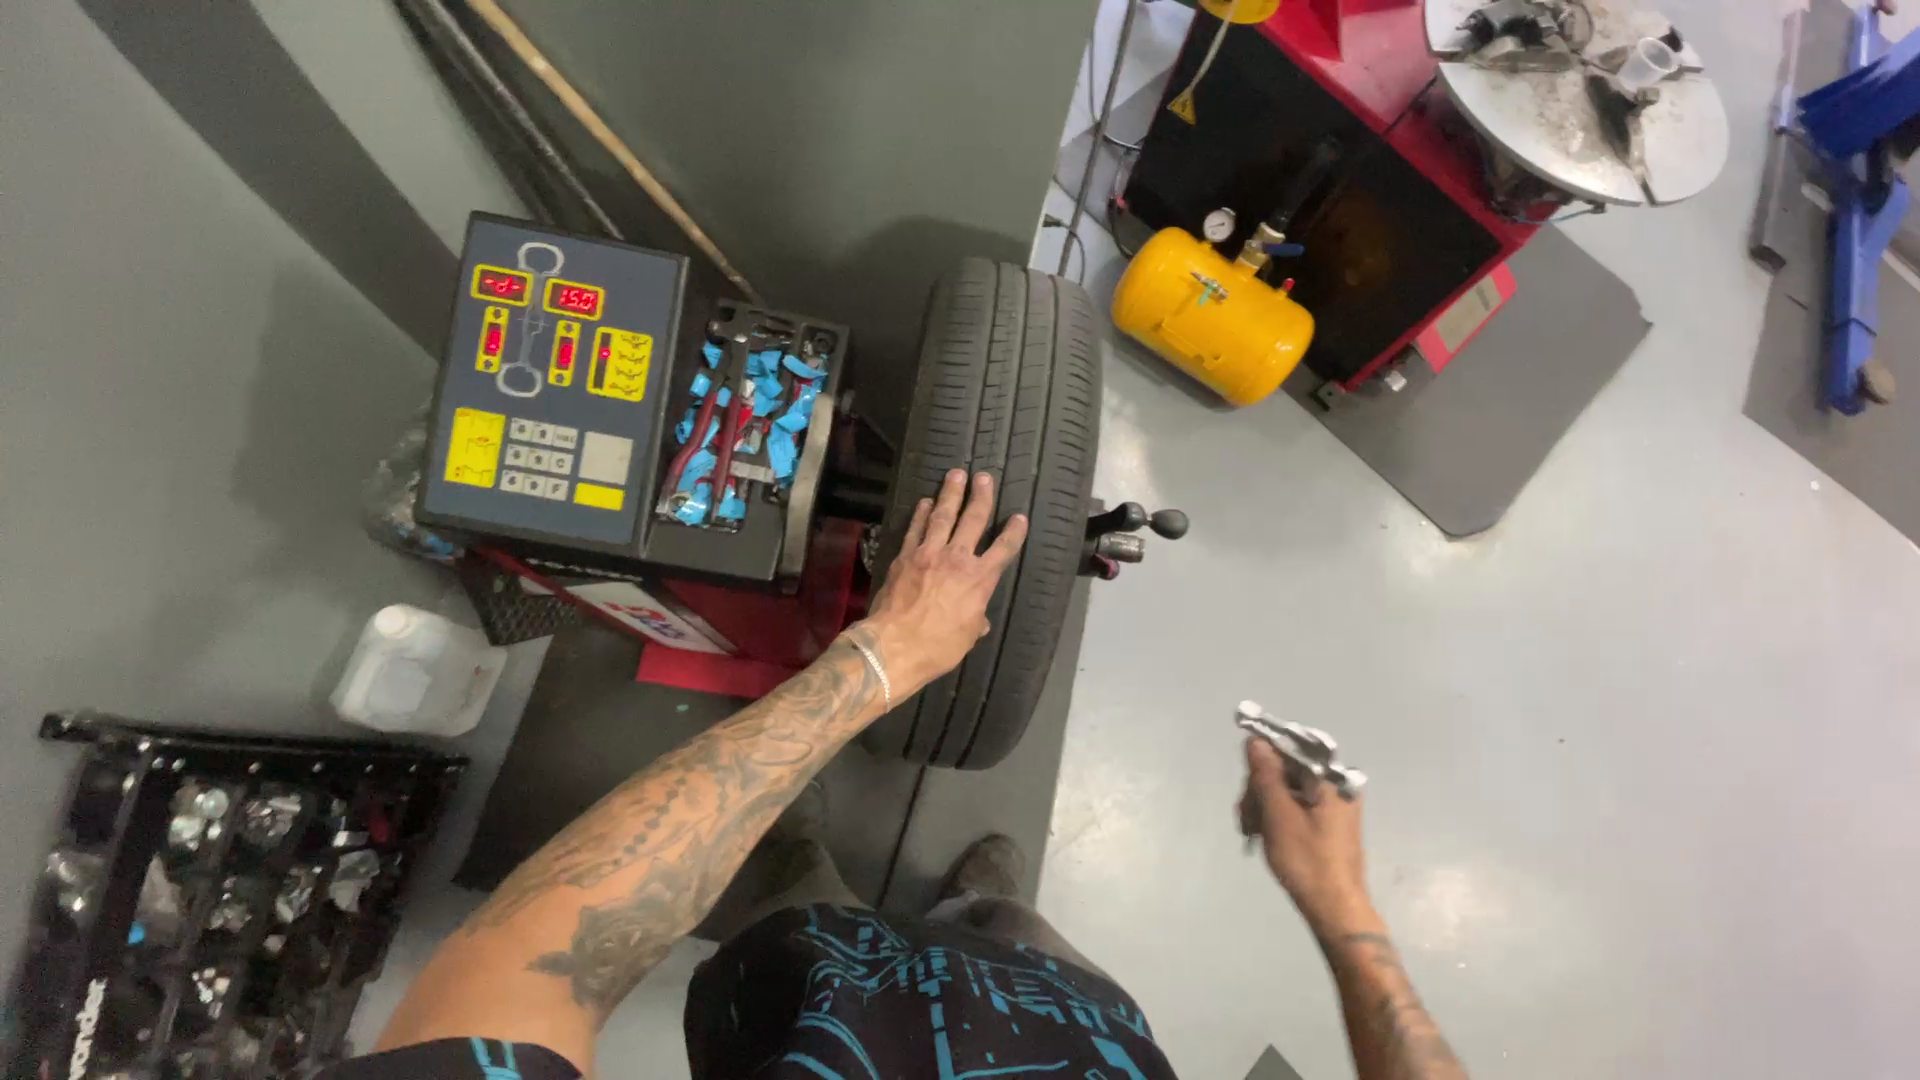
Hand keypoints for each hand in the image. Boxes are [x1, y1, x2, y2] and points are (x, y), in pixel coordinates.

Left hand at [856, 470, 1027, 696]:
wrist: (895, 645)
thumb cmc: (938, 646)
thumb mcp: (966, 637)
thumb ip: (975, 620)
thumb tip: (979, 620)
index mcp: (979, 580)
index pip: (1003, 549)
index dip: (1013, 532)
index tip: (1019, 517)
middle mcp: (957, 559)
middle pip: (973, 520)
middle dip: (981, 496)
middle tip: (984, 477)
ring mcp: (928, 553)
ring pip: (943, 516)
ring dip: (951, 494)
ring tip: (956, 474)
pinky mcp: (905, 556)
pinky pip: (915, 529)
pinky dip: (921, 514)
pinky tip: (925, 502)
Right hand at [1239, 737, 1380, 937]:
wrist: (1334, 910)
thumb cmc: (1307, 862)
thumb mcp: (1279, 815)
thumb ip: (1266, 775)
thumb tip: (1256, 741)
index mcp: (1330, 780)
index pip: (1289, 751)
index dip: (1262, 762)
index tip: (1246, 786)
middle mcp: (1335, 786)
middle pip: (1284, 770)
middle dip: (1259, 789)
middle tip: (1246, 818)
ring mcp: (1331, 804)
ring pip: (1284, 787)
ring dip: (1262, 804)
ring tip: (1251, 829)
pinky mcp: (1325, 821)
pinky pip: (1293, 803)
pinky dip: (1274, 814)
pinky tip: (1261, 832)